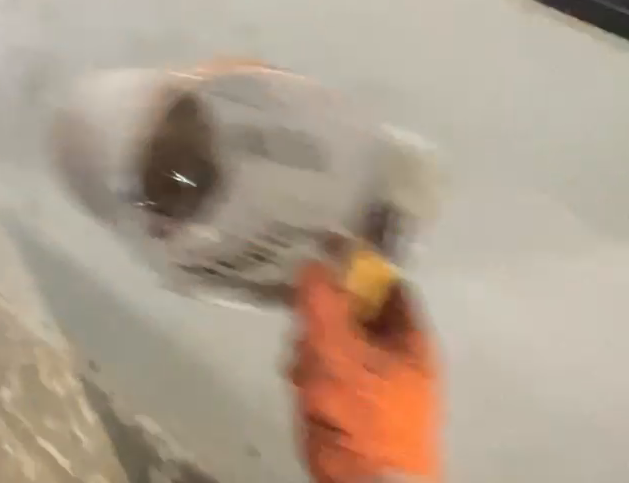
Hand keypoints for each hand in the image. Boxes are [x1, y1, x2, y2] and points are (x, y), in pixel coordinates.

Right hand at [290, 259, 440, 482]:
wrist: (361, 474)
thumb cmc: (361, 409)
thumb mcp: (337, 346)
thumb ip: (323, 301)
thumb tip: (314, 258)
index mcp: (410, 341)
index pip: (387, 285)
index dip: (356, 266)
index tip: (318, 253)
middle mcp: (394, 353)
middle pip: (349, 307)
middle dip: (318, 312)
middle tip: (303, 320)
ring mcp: (371, 373)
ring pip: (327, 333)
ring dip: (306, 341)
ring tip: (304, 360)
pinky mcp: (347, 391)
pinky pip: (319, 360)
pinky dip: (306, 364)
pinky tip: (302, 378)